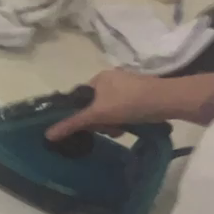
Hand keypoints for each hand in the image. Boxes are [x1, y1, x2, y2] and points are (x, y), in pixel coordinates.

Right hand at [45, 69, 181, 141]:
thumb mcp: (96, 114)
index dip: (76, 114)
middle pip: (90, 107)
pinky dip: (117, 121)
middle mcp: (110, 79)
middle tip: (102, 128)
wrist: (166, 100)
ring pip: (103, 111)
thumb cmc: (129, 102)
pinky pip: (116, 111)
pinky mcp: (135, 96)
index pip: (77, 98)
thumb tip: (47, 135)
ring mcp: (123, 87)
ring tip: (116, 129)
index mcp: (99, 78)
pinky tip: (123, 127)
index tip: (81, 126)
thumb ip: (71, 124)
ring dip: (106, 124)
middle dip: (95, 122)